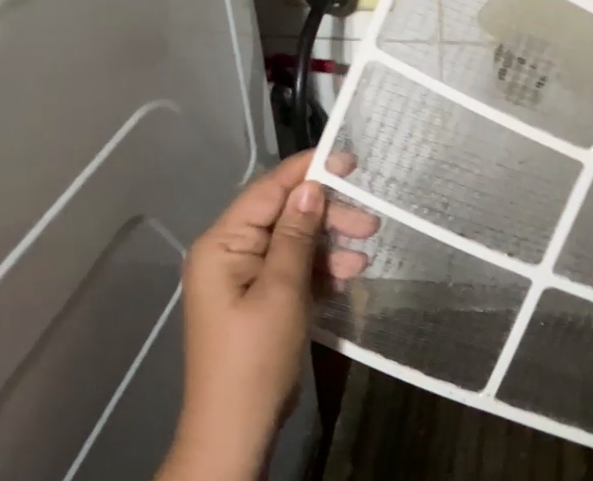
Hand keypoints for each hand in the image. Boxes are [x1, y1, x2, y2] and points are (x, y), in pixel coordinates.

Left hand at [160, 150, 378, 480]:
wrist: (236, 431)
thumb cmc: (255, 356)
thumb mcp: (281, 290)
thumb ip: (296, 234)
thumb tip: (311, 187)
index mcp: (222, 243)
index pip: (268, 190)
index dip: (309, 171)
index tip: (350, 161)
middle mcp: (229, 252)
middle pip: (284, 214)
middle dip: (328, 215)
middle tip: (370, 222)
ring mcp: (243, 277)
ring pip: (294, 242)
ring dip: (330, 245)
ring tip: (366, 255)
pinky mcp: (259, 300)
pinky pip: (293, 269)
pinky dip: (321, 270)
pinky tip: (350, 275)